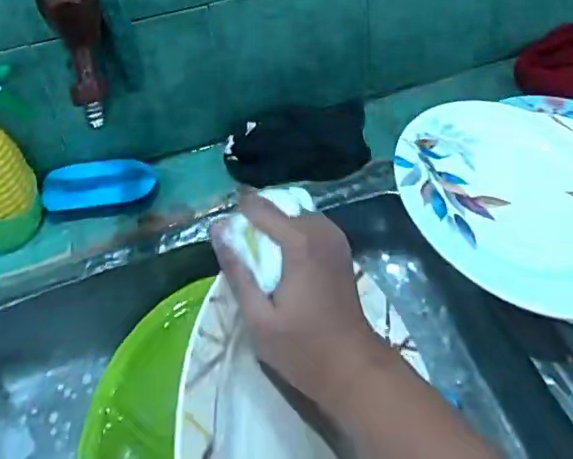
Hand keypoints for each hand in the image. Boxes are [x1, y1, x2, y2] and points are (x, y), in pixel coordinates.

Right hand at [209, 192, 395, 407]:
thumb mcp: (259, 318)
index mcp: (300, 240)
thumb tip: (217, 229)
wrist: (354, 366)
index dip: (238, 214)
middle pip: (277, 207)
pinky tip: (286, 263)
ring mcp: (334, 234)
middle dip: (257, 223)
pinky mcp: (341, 245)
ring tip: (262, 260)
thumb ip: (238, 271)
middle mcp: (319, 227)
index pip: (259, 205)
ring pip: (293, 214)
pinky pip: (309, 225)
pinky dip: (293, 234)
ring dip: (275, 228)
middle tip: (244, 256)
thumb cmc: (303, 348)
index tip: (225, 236)